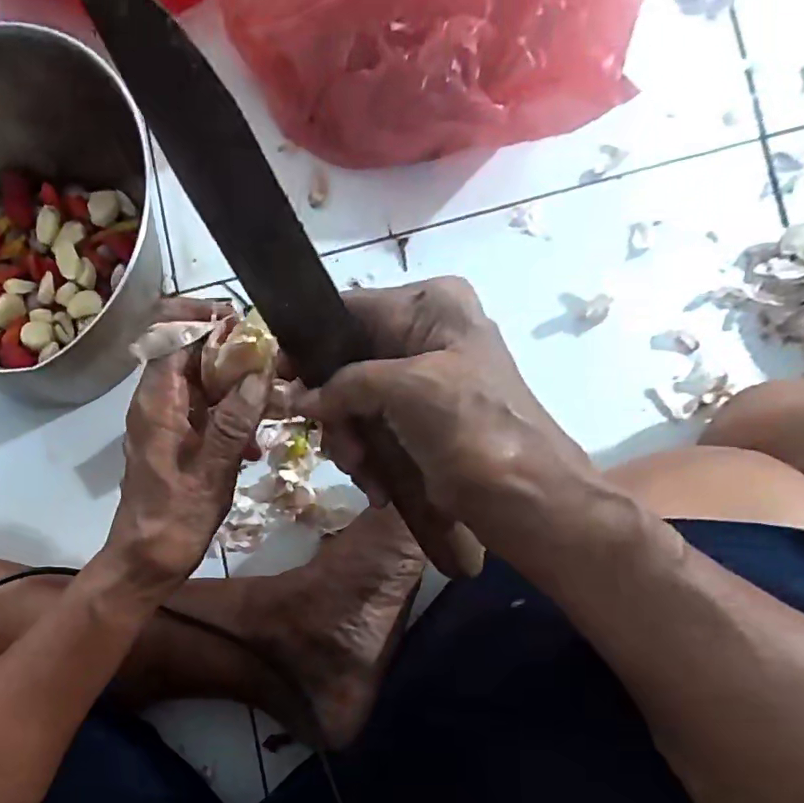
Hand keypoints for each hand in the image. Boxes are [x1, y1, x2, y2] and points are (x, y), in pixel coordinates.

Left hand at [103, 347, 268, 592]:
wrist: (142, 562)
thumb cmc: (172, 523)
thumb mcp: (210, 474)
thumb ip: (234, 423)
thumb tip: (257, 373)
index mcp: (156, 404)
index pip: (171, 334)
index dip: (207, 321)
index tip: (247, 328)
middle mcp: (152, 404)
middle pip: (186, 354)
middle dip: (229, 353)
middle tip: (271, 365)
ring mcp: (160, 423)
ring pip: (196, 383)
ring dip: (232, 386)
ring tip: (271, 400)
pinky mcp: (170, 442)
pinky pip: (198, 412)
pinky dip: (225, 415)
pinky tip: (253, 442)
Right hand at [297, 279, 597, 559]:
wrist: (521, 495)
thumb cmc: (471, 426)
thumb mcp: (405, 387)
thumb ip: (344, 382)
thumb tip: (298, 398)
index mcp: (430, 306)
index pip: (350, 309)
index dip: (311, 343)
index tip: (282, 378)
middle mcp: (422, 336)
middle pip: (344, 362)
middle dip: (335, 409)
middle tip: (336, 441)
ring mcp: (418, 382)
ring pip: (349, 402)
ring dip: (348, 441)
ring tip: (363, 470)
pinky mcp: (415, 422)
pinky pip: (367, 430)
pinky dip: (365, 458)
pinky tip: (376, 483)